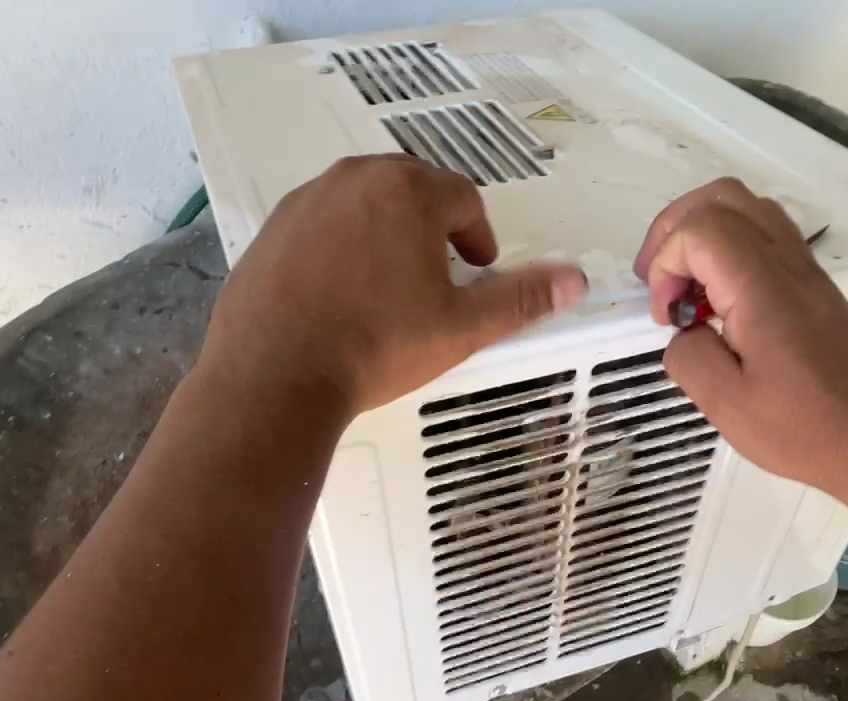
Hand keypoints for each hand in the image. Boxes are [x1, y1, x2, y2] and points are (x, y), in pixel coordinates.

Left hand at [200, 155, 588, 414]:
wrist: (275, 375)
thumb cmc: (378, 347)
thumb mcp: (461, 328)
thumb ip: (519, 300)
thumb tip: (576, 280)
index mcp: (409, 192)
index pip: (462, 198)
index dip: (478, 235)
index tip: (476, 269)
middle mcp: (355, 179)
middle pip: (411, 192)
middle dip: (433, 230)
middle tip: (437, 279)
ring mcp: (306, 201)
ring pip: (363, 206)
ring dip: (386, 235)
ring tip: (389, 290)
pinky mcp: (271, 229)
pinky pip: (321, 227)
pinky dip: (341, 249)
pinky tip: (340, 297)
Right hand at [635, 178, 847, 495]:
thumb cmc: (807, 429)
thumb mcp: (728, 405)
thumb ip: (689, 358)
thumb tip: (684, 334)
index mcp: (762, 286)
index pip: (699, 231)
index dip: (664, 265)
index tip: (664, 318)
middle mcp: (787, 263)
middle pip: (722, 198)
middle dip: (674, 232)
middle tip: (657, 284)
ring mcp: (805, 272)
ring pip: (746, 211)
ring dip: (701, 239)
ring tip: (682, 292)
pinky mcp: (813, 290)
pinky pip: (765, 240)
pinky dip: (728, 255)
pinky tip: (717, 306)